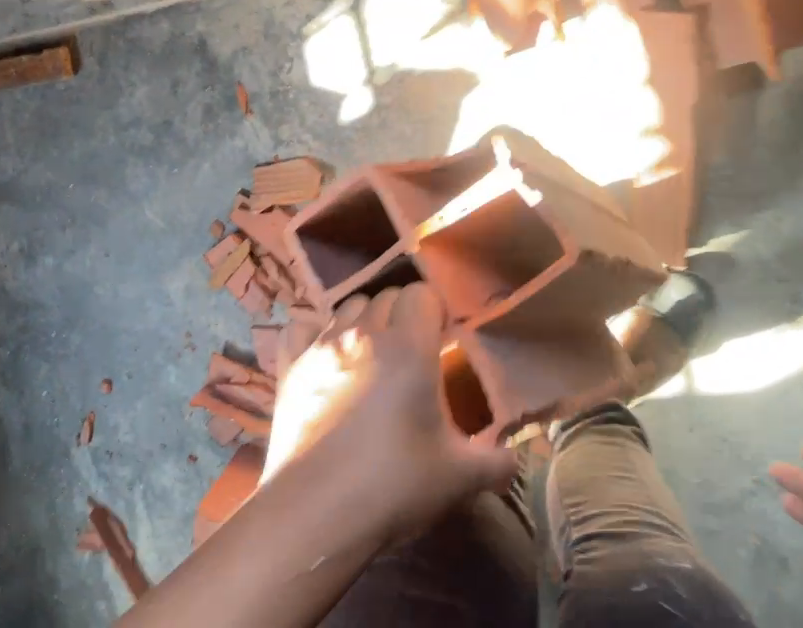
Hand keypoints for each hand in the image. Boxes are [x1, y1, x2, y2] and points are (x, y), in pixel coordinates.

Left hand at [265, 285, 517, 544]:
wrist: (317, 509)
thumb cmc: (394, 483)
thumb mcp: (461, 477)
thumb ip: (497, 461)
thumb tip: (514, 459)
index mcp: (409, 346)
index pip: (421, 293)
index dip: (435, 310)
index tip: (443, 339)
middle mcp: (363, 333)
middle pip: (385, 296)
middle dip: (403, 315)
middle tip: (414, 352)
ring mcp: (320, 346)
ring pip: (347, 307)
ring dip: (364, 321)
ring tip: (373, 355)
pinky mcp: (289, 365)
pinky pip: (302, 326)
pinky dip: (316, 332)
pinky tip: (325, 355)